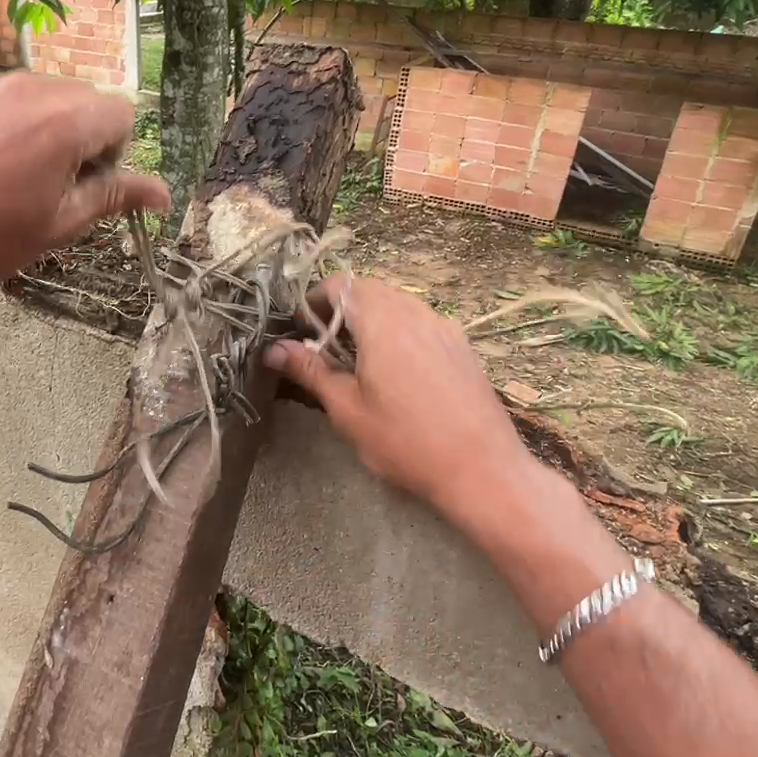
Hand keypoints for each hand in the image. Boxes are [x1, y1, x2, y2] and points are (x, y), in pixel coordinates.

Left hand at [0, 66, 169, 289]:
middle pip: (79, 97)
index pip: (121, 113)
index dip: (109, 151)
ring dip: (34, 122)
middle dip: (74, 133)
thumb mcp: (60, 224)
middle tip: (40, 179)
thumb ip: (116, 197)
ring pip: (35, 92)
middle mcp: (28, 86)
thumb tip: (164, 193)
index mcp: (66, 122)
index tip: (79, 180)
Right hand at [263, 276, 528, 519]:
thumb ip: (310, 370)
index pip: (340, 285)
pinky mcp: (461, 346)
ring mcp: (444, 327)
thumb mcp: (347, 409)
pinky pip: (420, 322)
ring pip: (396, 304)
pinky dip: (397, 332)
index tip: (300, 332)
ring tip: (358, 363)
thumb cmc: (406, 441)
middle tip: (324, 350)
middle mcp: (415, 312)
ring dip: (369, 321)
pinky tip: (396, 374)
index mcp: (383, 321)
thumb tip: (272, 349)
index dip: (312, 301)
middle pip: (368, 290)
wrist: (485, 472)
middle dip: (339, 311)